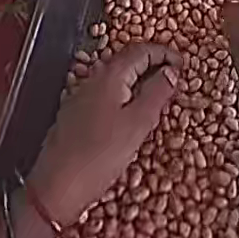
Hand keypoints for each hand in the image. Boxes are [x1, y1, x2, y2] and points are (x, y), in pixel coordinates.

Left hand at [29, 42, 181, 220]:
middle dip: (153, 63)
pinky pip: (107, 93)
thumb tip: (171, 71)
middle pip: (128, 60)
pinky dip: (125, 94)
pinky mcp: (76, 114)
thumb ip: (156, 94)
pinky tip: (132, 114)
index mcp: (110, 75)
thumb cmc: (99, 156)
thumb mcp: (137, 125)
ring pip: (117, 77)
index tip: (183, 63)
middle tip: (174, 78)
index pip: (141, 50)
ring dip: (139, 80)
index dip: (165, 53)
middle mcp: (94, 79)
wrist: (54, 188)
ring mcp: (82, 95)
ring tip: (159, 95)